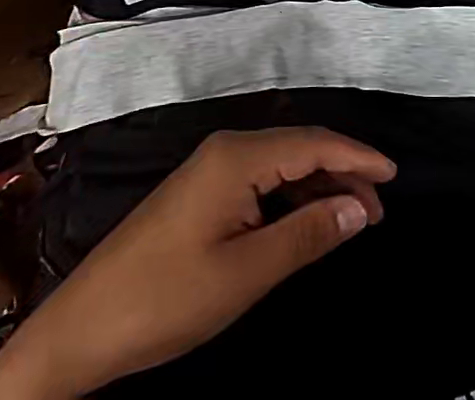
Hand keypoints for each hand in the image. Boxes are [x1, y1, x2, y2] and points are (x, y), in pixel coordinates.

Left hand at [0, 128, 395, 398]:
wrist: (80, 330)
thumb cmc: (165, 298)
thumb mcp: (246, 272)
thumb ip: (308, 234)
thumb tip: (359, 208)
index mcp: (238, 157)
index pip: (314, 143)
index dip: (358, 157)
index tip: (395, 175)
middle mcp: (227, 150)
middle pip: (300, 148)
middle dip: (343, 174)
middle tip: (376, 211)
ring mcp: (211, 169)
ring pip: (282, 164)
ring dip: (319, 188)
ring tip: (351, 220)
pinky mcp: (203, 190)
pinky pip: (262, 181)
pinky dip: (292, 198)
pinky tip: (308, 221)